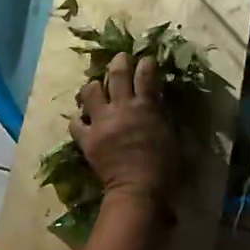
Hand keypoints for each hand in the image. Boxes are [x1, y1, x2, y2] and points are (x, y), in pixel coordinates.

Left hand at [71, 53, 176, 202]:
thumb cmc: (164, 168)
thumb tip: (162, 103)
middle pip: (116, 74)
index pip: (146, 74)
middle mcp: (121, 108)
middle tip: (121, 58)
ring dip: (93, 86)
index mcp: (146, 106)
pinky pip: (75, 122)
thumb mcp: (174, 137)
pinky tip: (83, 120)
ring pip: (90, 91)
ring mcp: (101, 122)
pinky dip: (79, 119)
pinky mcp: (87, 139)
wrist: (138, 190)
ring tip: (95, 88)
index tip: (147, 59)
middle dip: (119, 61)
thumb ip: (166, 116)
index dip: (146, 63)